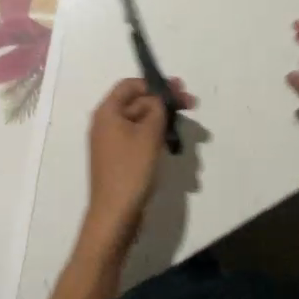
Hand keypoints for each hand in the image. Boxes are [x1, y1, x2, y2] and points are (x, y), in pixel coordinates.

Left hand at [83, 76, 195, 247]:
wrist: (115, 215)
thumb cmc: (131, 170)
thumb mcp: (148, 134)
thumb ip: (157, 110)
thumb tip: (158, 99)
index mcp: (107, 112)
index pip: (130, 85)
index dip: (155, 84)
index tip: (179, 89)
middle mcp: (107, 123)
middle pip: (138, 103)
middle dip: (164, 104)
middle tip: (191, 105)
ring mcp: (113, 143)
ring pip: (141, 124)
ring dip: (164, 124)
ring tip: (186, 132)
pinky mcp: (120, 160)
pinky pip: (140, 141)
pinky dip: (156, 141)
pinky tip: (174, 148)